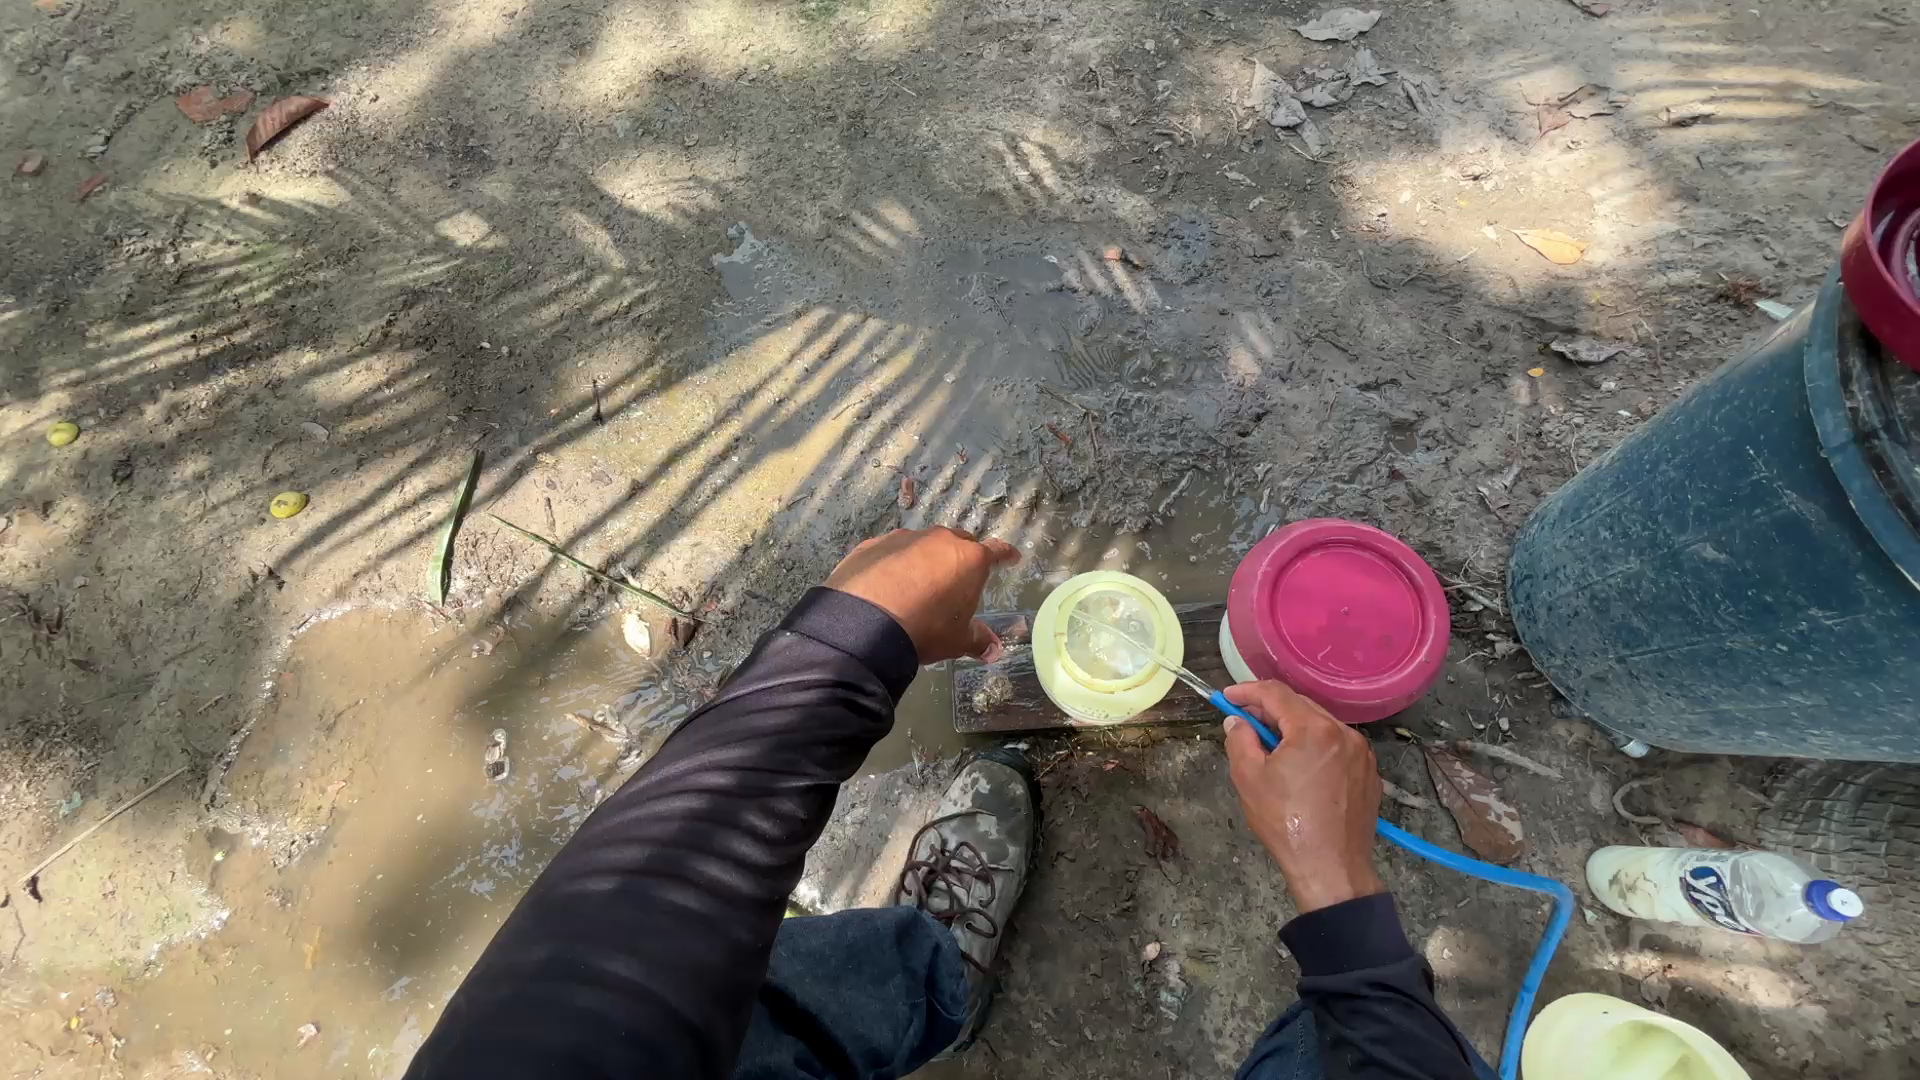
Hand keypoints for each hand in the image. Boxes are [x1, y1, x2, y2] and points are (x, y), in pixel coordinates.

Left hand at [824, 527, 1019, 664]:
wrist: (864, 621)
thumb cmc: (925, 628)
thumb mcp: (956, 640)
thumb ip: (977, 640)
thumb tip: (994, 650)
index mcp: (969, 559)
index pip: (996, 551)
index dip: (1005, 555)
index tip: (1011, 557)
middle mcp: (939, 540)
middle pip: (958, 542)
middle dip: (962, 556)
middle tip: (959, 576)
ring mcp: (904, 538)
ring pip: (923, 543)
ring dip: (926, 558)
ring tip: (920, 581)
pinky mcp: (872, 545)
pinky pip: (891, 551)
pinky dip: (894, 562)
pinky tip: (886, 581)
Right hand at [1221, 680, 1384, 913]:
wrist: (1331, 868)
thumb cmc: (1285, 821)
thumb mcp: (1248, 777)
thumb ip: (1239, 739)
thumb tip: (1238, 721)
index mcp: (1313, 729)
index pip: (1276, 693)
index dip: (1247, 691)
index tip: (1227, 697)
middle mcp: (1343, 734)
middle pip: (1300, 705)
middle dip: (1269, 708)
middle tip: (1244, 721)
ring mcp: (1361, 754)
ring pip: (1320, 724)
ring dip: (1292, 726)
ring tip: (1269, 745)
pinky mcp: (1368, 774)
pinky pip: (1336, 745)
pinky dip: (1313, 744)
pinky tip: (1298, 764)